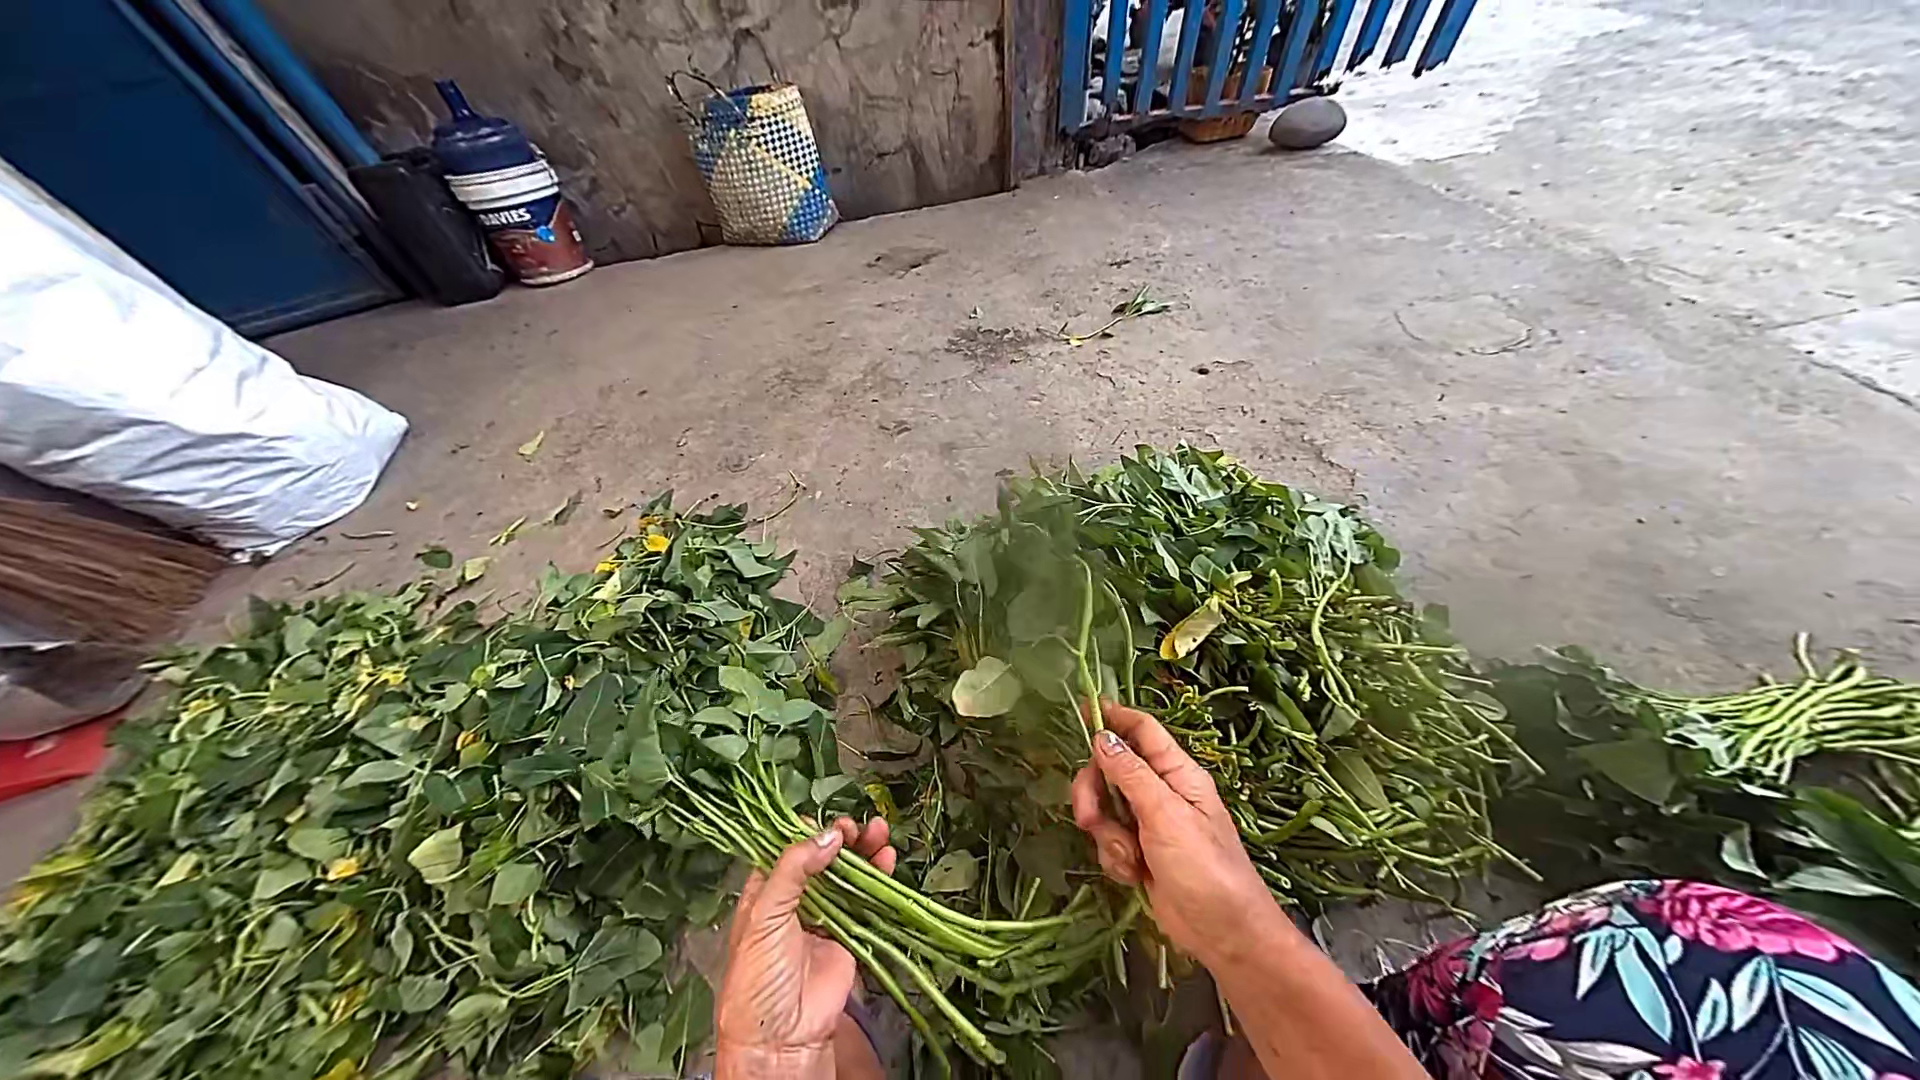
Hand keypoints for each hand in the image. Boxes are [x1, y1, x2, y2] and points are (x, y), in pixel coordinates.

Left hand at [714, 817, 895, 1079]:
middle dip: (840, 837)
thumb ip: (794, 869)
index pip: (788, 849)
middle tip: (854, 826)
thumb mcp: (765, 915)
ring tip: (878, 832)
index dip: (807, 831)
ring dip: (863, 850)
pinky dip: (879, 875)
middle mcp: (796, 899)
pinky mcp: (848, 932)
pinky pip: (866, 897)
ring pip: (847, 873)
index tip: (824, 818)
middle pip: (822, 857)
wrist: (784, 1037)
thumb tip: (828, 834)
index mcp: (766, 891)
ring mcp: (824, 915)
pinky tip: (887, 858)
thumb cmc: (758, 977)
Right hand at [1071, 701, 1282, 971]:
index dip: (1113, 716)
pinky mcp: (1139, 851)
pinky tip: (1133, 875)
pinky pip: (1109, 838)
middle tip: (1089, 817)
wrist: (1225, 938)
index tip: (1082, 709)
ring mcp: (1149, 822)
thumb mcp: (1166, 815)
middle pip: (1110, 769)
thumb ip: (1131, 774)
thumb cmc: (1205, 869)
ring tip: (1126, 857)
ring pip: (1105, 806)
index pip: (1142, 730)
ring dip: (1106, 832)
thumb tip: (1102, 736)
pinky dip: (1114, 856)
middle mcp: (1161, 791)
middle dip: (1094, 792)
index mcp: (1177, 773)